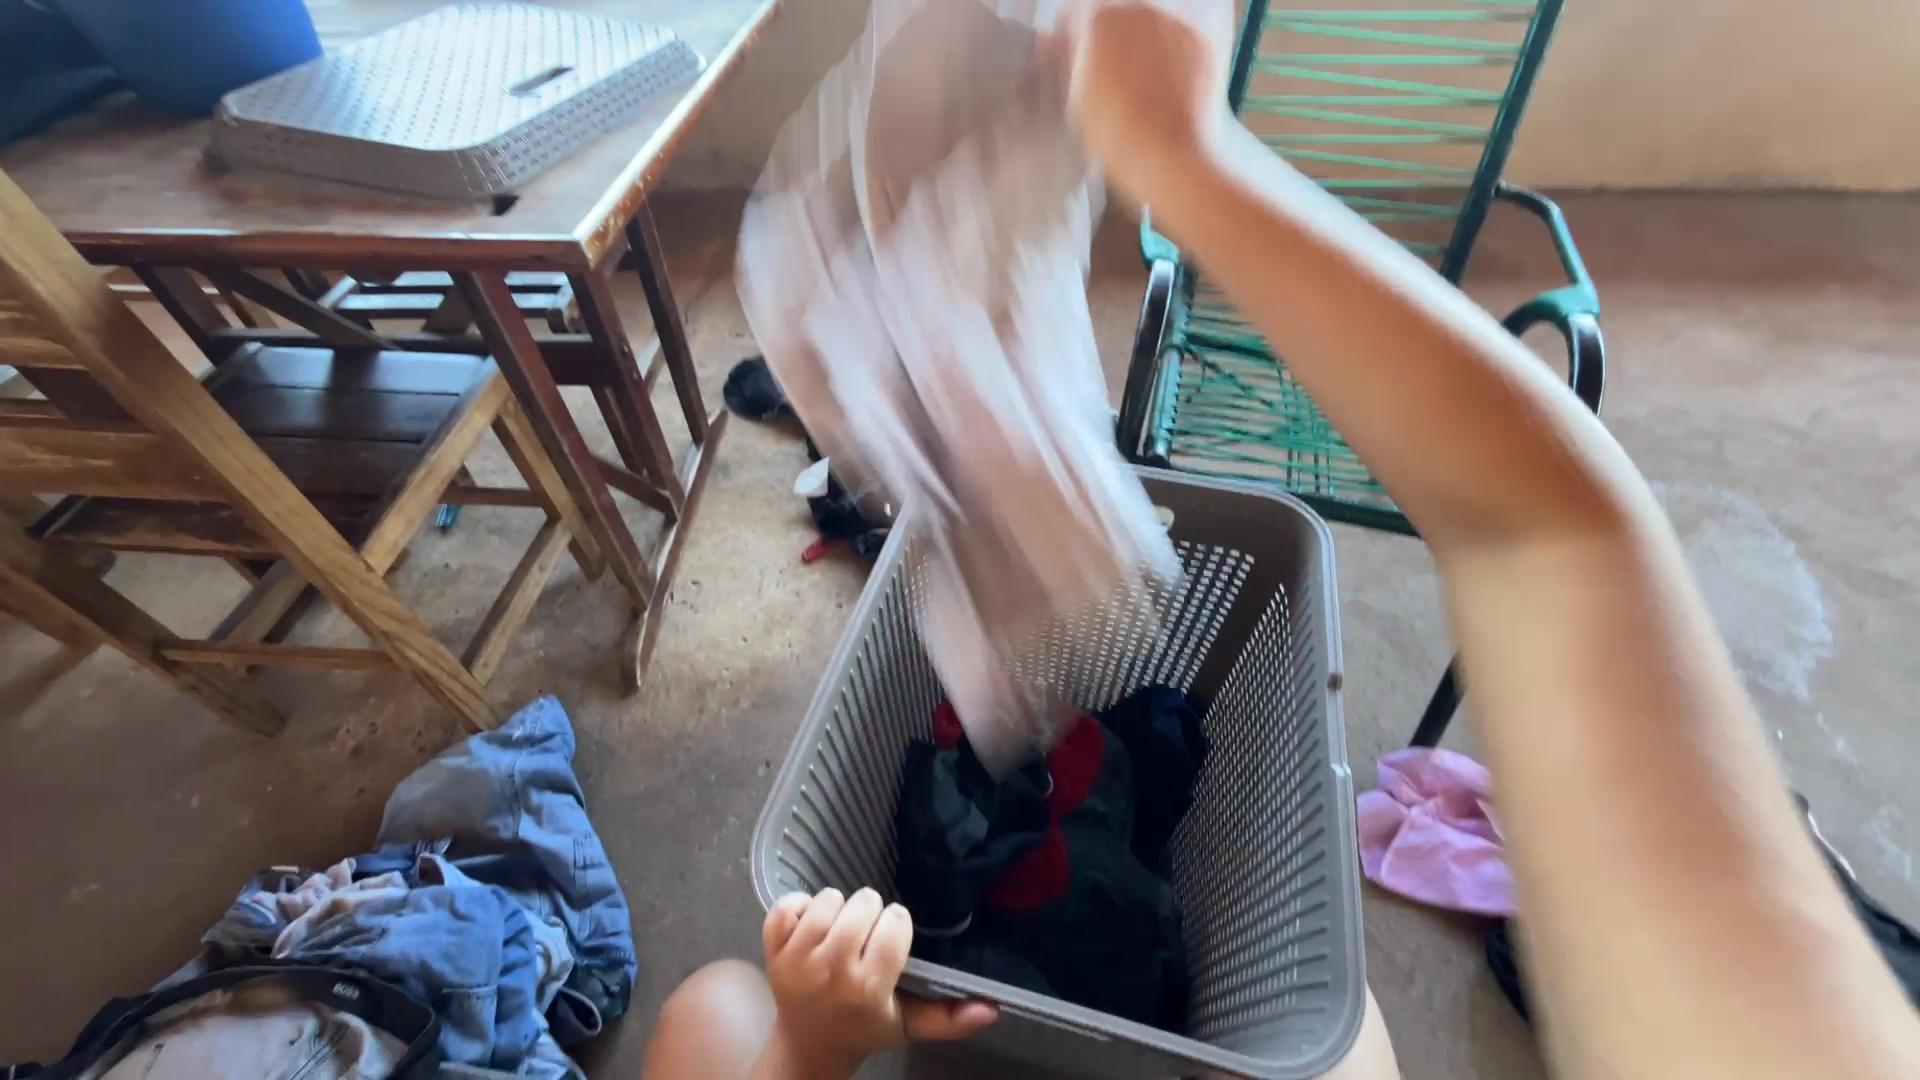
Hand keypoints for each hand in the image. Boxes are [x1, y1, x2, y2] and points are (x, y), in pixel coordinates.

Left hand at [761, 888, 997, 1075]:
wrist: (807, 1049)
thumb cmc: (863, 1029)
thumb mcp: (908, 1026)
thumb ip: (949, 1017)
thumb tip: (992, 1007)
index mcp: (867, 987)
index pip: (894, 921)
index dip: (897, 924)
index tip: (892, 938)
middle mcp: (830, 970)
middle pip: (863, 903)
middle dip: (870, 913)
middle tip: (866, 935)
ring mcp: (796, 959)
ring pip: (828, 898)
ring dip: (838, 908)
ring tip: (841, 930)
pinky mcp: (772, 950)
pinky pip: (787, 904)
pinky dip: (799, 907)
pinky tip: (810, 925)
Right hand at [1056, 0, 1236, 203]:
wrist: (1173, 158)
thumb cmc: (1119, 138)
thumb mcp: (1078, 106)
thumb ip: (1063, 65)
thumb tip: (1051, 43)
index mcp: (1098, 21)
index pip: (1074, 18)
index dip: (1069, 41)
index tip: (1069, 62)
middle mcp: (1138, 7)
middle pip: (1115, 14)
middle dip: (1109, 39)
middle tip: (1110, 77)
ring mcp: (1175, 19)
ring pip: (1150, 22)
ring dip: (1143, 42)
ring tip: (1143, 83)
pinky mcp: (1205, 36)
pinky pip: (1183, 35)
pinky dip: (1175, 52)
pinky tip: (1170, 83)